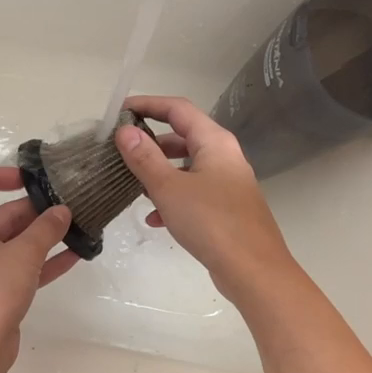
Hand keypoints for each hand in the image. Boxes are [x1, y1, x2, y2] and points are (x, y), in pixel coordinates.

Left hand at [0, 166, 77, 368]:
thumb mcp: (23, 254)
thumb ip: (45, 229)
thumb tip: (62, 211)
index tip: (26, 177)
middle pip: (2, 216)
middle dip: (35, 209)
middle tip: (69, 204)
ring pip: (17, 243)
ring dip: (45, 235)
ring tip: (79, 225)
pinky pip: (25, 267)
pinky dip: (47, 260)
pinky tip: (77, 254)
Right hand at [115, 95, 295, 300]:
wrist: (251, 268)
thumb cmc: (210, 221)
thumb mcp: (169, 188)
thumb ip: (144, 159)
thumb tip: (124, 131)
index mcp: (214, 142)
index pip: (178, 109)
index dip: (148, 105)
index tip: (120, 112)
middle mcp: (224, 156)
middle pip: (182, 137)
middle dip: (150, 143)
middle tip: (120, 152)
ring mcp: (226, 182)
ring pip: (186, 167)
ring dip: (158, 173)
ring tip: (132, 185)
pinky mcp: (225, 207)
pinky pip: (192, 192)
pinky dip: (171, 199)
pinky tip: (154, 219)